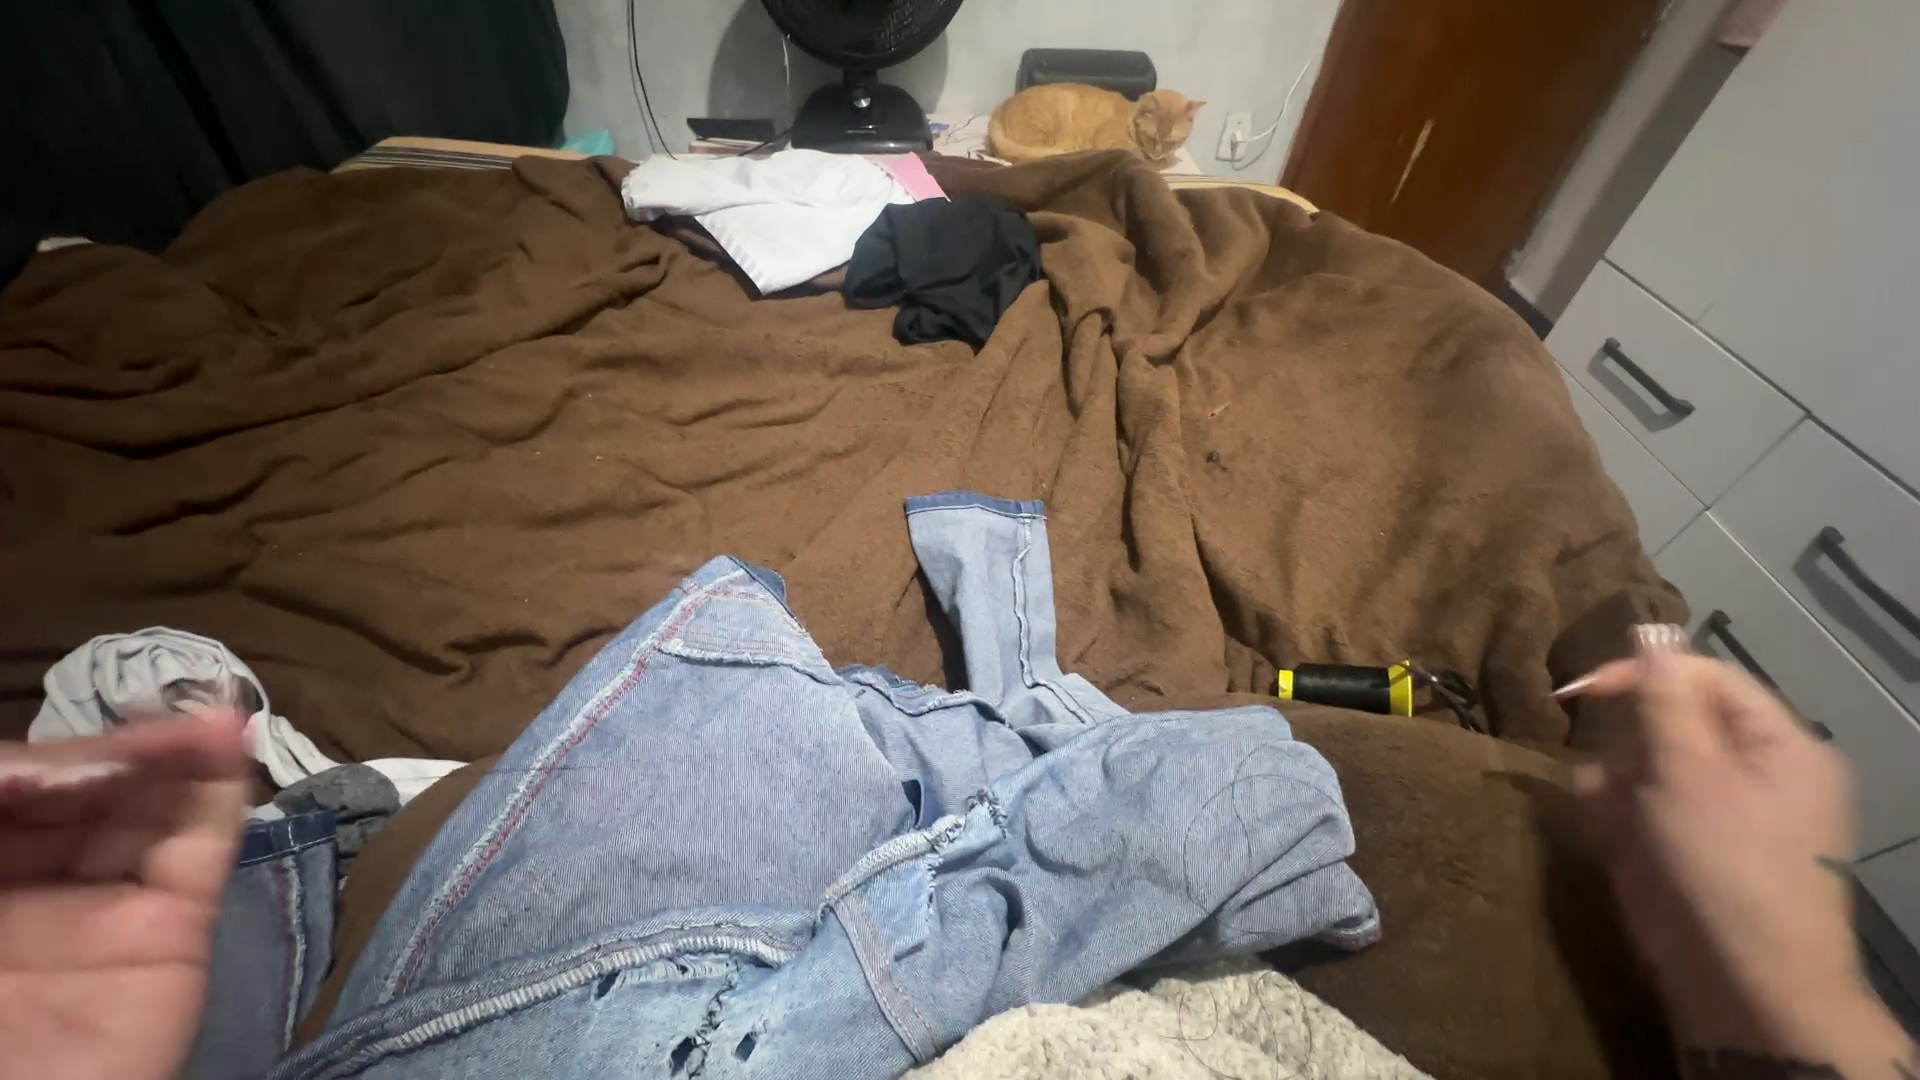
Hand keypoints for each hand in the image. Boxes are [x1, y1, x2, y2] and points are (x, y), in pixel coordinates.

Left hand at [0, 711, 247, 1079]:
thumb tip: (47, 766)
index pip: (9, 798)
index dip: (36, 763)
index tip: (53, 756)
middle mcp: (22, 892)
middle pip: (81, 799)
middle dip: (112, 753)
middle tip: (150, 719)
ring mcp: (102, 909)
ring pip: (147, 811)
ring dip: (177, 755)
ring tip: (205, 712)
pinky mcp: (172, 926)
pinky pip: (199, 848)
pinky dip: (220, 789)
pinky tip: (229, 739)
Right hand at [1565, 629, 1914, 1075]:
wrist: (1729, 969)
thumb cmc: (1722, 861)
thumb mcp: (1689, 770)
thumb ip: (1662, 698)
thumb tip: (1649, 631)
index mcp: (1776, 745)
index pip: (1702, 676)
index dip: (1641, 674)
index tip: (1579, 690)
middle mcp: (1745, 765)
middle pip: (1662, 716)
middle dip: (1624, 741)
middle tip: (1613, 773)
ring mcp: (1706, 801)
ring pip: (1633, 755)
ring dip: (1610, 778)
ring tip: (1618, 815)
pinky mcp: (1671, 831)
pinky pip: (1623, 794)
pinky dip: (1607, 807)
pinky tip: (1613, 832)